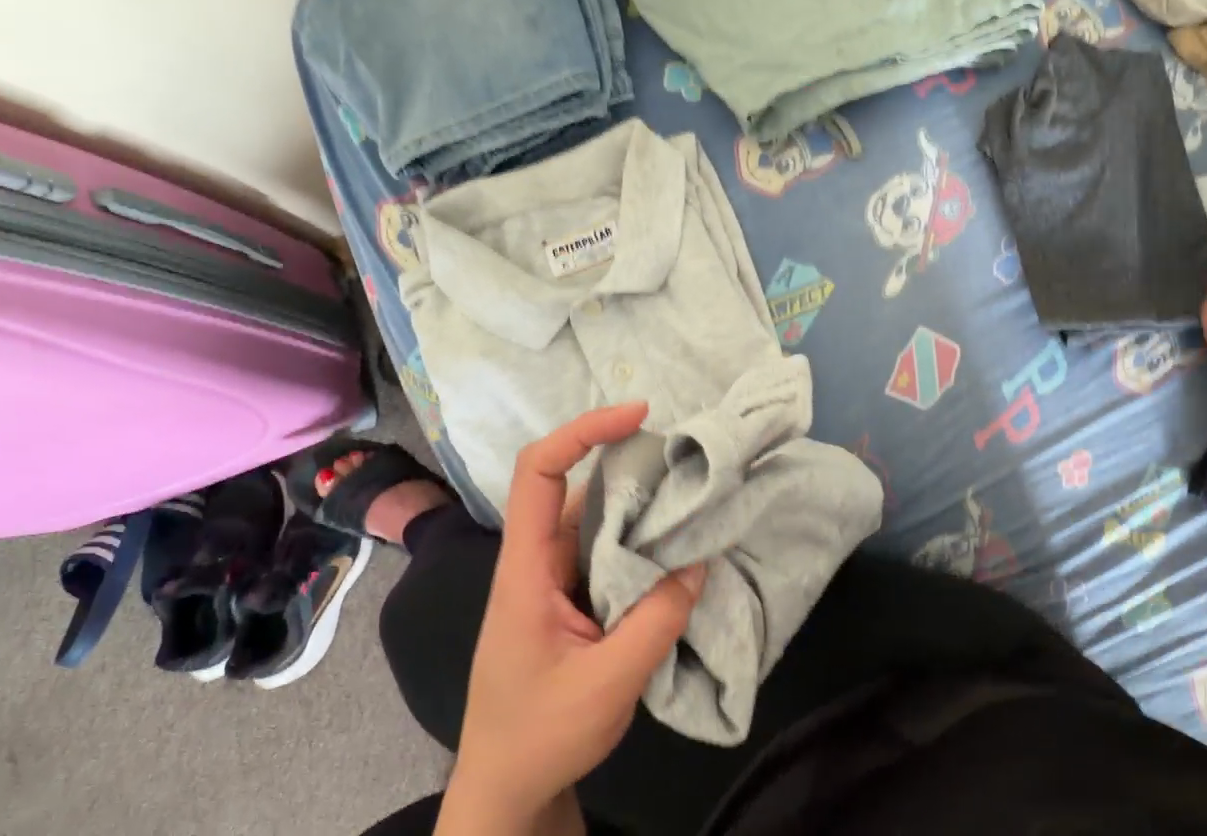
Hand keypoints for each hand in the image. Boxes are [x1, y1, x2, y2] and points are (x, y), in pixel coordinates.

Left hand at [447, 403, 706, 815]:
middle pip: (580, 490)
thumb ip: (657, 620)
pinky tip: (681, 548)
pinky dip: (645, 543)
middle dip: (634, 467)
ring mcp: (556, 584)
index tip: (638, 416)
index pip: (539, 474)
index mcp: (526, 572)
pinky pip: (610, 556)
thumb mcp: (608, 683)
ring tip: (698, 501)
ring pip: (599, 524)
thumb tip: (698, 563)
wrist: (507, 790)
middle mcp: (538, 565)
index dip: (582, 432)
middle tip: (693, 465)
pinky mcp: (574, 604)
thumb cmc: (540, 736)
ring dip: (645, 508)